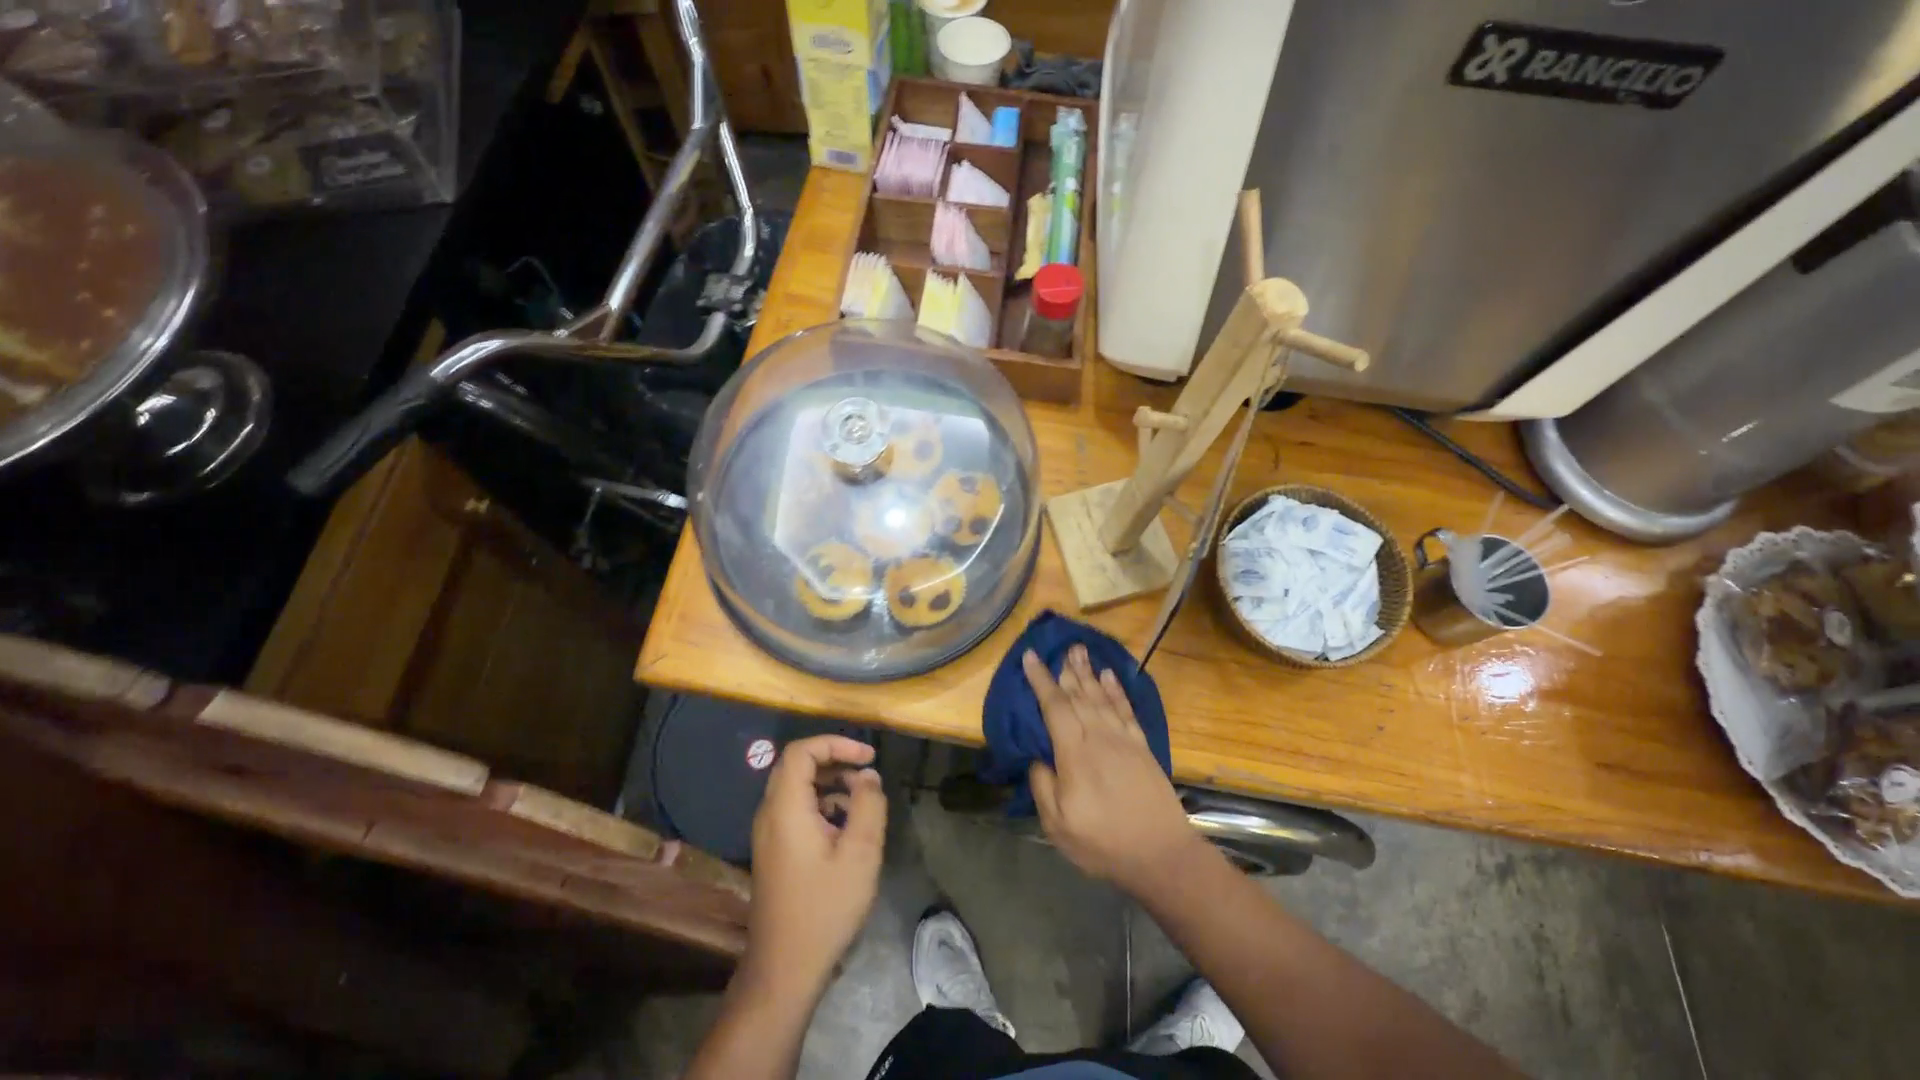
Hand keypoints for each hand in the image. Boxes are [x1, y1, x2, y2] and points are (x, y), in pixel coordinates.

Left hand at [744, 735, 886, 994]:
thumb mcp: (860, 853)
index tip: (869, 757)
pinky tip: (847, 829)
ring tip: (864, 803)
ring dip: (830, 785)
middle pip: (796, 766)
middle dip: (834, 761)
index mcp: (786, 807)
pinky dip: (821, 805)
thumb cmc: (825, 906)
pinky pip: (795, 811)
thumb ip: (868, 806)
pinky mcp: (774, 851)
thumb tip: (868, 776)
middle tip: (868, 774)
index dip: (836, 743)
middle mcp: (770, 813)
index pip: (801, 751)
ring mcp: (768, 834)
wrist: (786, 963)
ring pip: (796, 789)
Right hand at [1025, 645, 1202, 895]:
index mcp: (1075, 754)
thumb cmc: (1103, 844)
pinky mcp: (1143, 748)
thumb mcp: (1058, 825)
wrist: (1161, 854)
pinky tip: (1110, 677)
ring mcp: (1125, 741)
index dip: (1041, 681)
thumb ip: (1043, 787)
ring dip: (1090, 673)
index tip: (1030, 657)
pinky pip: (1127, 710)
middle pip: (1080, 695)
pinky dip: (1117, 691)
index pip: (1054, 707)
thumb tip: (1037, 759)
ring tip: (1080, 652)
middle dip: (1067, 670)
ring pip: (1103, 698)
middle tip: (1060, 646)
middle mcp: (1100, 738)